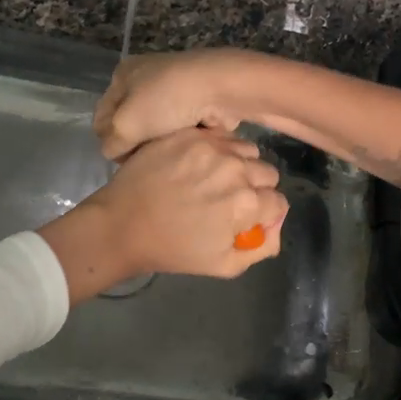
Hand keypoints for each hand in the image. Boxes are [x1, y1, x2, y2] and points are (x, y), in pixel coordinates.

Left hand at [39, 128, 288, 301]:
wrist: (122, 225)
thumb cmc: (172, 249)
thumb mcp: (223, 265)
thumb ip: (260, 248)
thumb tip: (275, 227)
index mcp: (247, 204)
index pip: (278, 202)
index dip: (266, 214)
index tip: (247, 218)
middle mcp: (236, 170)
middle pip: (267, 173)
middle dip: (256, 188)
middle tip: (230, 198)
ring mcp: (212, 148)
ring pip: (247, 150)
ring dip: (240, 164)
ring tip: (216, 178)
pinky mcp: (190, 135)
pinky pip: (221, 136)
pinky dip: (218, 149)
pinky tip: (200, 164)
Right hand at [94, 50, 270, 160]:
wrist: (221, 88)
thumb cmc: (166, 101)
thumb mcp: (125, 125)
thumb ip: (111, 143)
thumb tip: (116, 153)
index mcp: (123, 74)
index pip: (102, 117)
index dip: (110, 141)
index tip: (124, 160)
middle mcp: (146, 78)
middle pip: (131, 124)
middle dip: (137, 143)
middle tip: (146, 161)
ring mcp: (174, 90)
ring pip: (156, 129)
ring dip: (161, 143)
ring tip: (168, 156)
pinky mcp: (197, 102)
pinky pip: (180, 128)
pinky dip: (182, 138)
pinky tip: (186, 149)